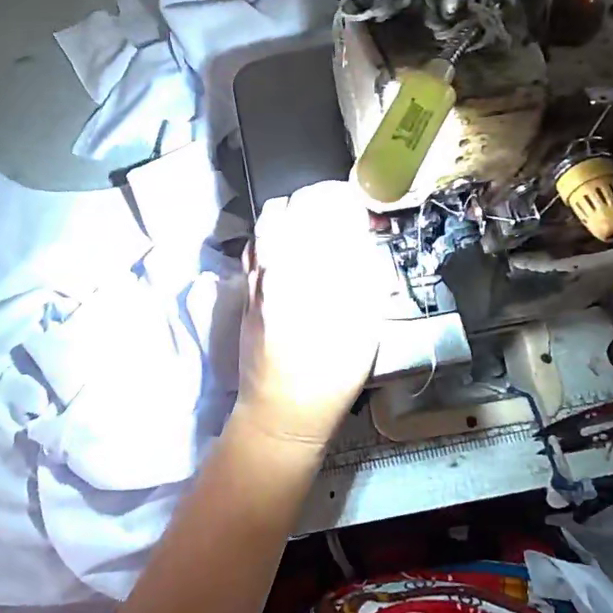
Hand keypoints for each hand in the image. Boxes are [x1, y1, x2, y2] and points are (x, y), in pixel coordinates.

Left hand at [228, 181, 382, 452]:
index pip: (327, 208)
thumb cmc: (331, 375)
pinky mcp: (246, 289)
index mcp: (313, 269)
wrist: (282, 411)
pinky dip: (274, 234)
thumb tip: (362, 242)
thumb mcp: (366, 327)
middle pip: (294, 205)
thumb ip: (366, 276)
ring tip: (314, 227)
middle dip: (319, 201)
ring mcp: (257, 275)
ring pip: (270, 220)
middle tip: (338, 214)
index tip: (359, 210)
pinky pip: (256, 245)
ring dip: (294, 213)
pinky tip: (290, 249)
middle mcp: (279, 264)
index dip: (346, 201)